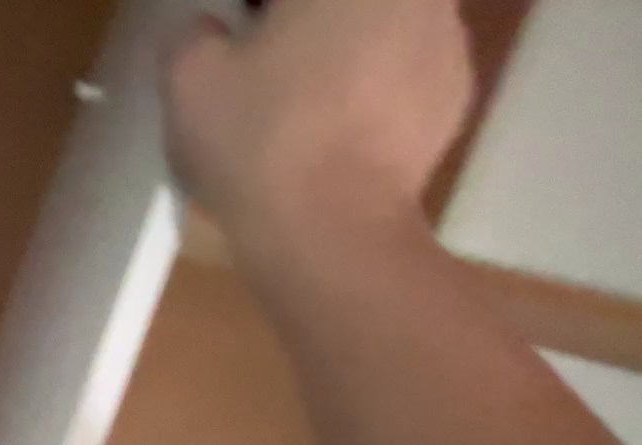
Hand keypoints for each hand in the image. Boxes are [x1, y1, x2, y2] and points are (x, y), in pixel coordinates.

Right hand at [162, 0, 474, 249]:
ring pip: (376, 28)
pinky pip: (400, 73)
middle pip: (335, 4)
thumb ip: (190, 38)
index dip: (247, 12)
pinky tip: (328, 138)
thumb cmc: (255, 141)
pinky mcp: (453, 91)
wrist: (329, 225)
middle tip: (256, 68)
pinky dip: (365, 92)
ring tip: (294, 111)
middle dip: (296, 26)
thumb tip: (204, 29)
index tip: (228, 34)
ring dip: (337, 54)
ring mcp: (445, 35)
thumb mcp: (187, 84)